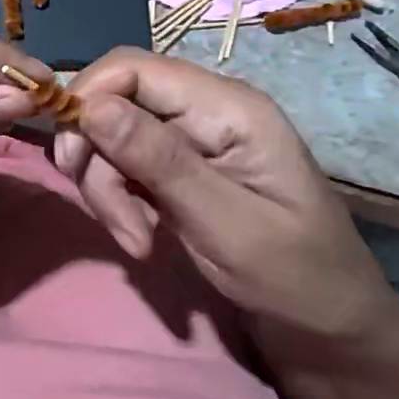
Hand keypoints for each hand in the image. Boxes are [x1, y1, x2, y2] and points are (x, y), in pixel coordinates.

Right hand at [53, 48, 398, 350]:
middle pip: (116, 102)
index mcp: (228, 106)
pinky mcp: (178, 168)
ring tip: (135, 240)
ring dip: (106, 187)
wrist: (328, 331)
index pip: (135, 68)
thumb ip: (159, 160)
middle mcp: (205, 110)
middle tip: (106, 215)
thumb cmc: (294, 278)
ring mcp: (190, 139)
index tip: (70, 158)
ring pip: (112, 137)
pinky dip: (118, 200)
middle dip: (97, 156)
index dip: (89, 96)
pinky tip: (140, 238)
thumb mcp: (225, 224)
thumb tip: (90, 105)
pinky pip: (124, 165)